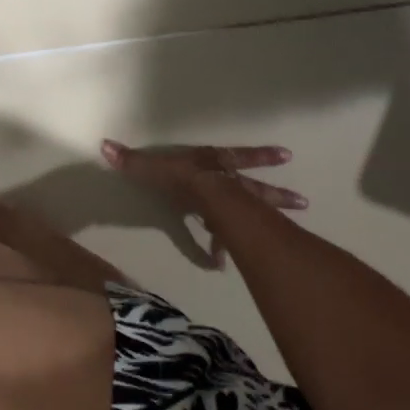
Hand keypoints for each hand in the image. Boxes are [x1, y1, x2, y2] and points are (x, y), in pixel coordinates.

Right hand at [102, 141, 306, 264]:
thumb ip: (133, 162)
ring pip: (255, 215)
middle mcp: (229, 186)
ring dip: (267, 223)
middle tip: (305, 202)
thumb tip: (104, 146)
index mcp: (214, 167)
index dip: (259, 156)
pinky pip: (231, 241)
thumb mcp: (154, 168)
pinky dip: (225, 250)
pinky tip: (220, 264)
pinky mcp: (230, 229)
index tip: (288, 156)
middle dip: (278, 195)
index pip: (238, 158)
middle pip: (257, 190)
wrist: (208, 200)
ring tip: (285, 239)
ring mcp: (234, 209)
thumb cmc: (180, 179)